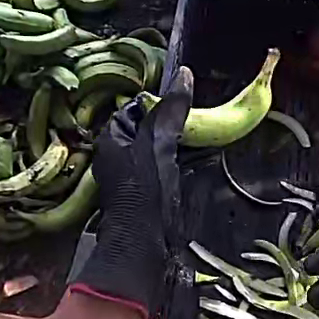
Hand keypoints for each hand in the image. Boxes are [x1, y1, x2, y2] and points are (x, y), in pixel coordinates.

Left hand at [72, 68, 192, 315]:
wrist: (144, 244)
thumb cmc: (143, 191)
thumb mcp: (157, 144)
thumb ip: (170, 110)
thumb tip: (185, 74)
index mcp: (112, 138)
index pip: (136, 106)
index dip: (160, 102)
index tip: (184, 101)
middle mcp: (120, 154)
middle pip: (151, 126)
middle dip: (174, 122)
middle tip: (199, 118)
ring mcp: (135, 174)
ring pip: (162, 146)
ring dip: (183, 141)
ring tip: (206, 134)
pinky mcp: (151, 191)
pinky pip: (169, 166)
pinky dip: (185, 160)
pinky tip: (204, 157)